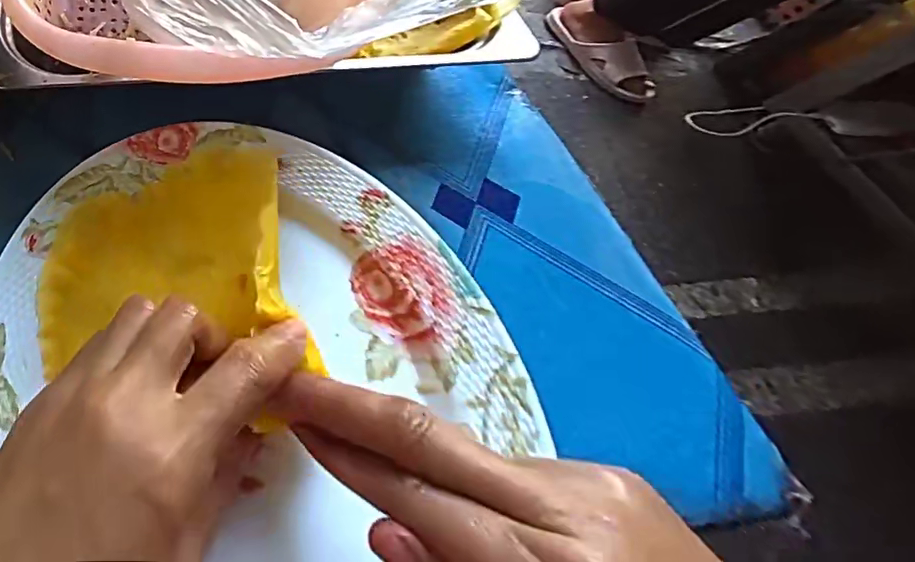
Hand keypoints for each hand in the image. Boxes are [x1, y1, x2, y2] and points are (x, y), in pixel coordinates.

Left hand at [0, 296, 309, 561]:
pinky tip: (126, 388)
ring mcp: (81, 384)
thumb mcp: (180, 548)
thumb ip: (222, 482)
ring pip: (137, 312)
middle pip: (182, 316)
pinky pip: (99, 338)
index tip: (292, 333)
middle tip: (213, 373)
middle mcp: (125, 397)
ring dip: (165, 332)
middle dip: (210, 335)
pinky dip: (125, 347)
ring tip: (169, 374)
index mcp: (170, 450)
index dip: (275, 348)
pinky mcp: (49, 385)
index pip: (240, 374)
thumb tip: (252, 435)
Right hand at [273, 374, 719, 561]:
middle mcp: (578, 511)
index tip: (298, 414)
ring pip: (472, 454)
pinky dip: (475, 482)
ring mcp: (601, 483)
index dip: (351, 451)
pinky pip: (515, 469)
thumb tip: (382, 527)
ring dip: (414, 454)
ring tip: (362, 444)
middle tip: (298, 388)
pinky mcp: (616, 475)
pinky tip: (469, 504)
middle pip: (433, 440)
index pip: (422, 490)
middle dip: (355, 410)